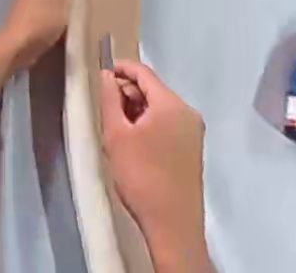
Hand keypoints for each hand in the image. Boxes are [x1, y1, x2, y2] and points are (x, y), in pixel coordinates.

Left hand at [0, 0, 82, 69]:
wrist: (17, 47)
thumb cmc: (42, 20)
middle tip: (79, 7)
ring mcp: (24, 1)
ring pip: (48, 0)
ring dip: (58, 9)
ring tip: (71, 19)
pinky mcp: (23, 17)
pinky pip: (41, 12)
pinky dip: (50, 18)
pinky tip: (58, 29)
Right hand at [99, 60, 211, 272]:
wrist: (173, 228)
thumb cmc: (142, 177)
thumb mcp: (116, 135)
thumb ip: (110, 98)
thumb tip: (107, 75)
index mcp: (171, 104)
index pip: (144, 72)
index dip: (122, 68)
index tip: (103, 72)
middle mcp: (187, 112)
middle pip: (153, 89)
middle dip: (128, 92)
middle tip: (106, 106)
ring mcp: (193, 132)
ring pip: (160, 107)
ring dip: (138, 109)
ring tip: (117, 126)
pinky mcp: (193, 149)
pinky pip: (168, 123)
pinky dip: (150, 124)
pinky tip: (134, 141)